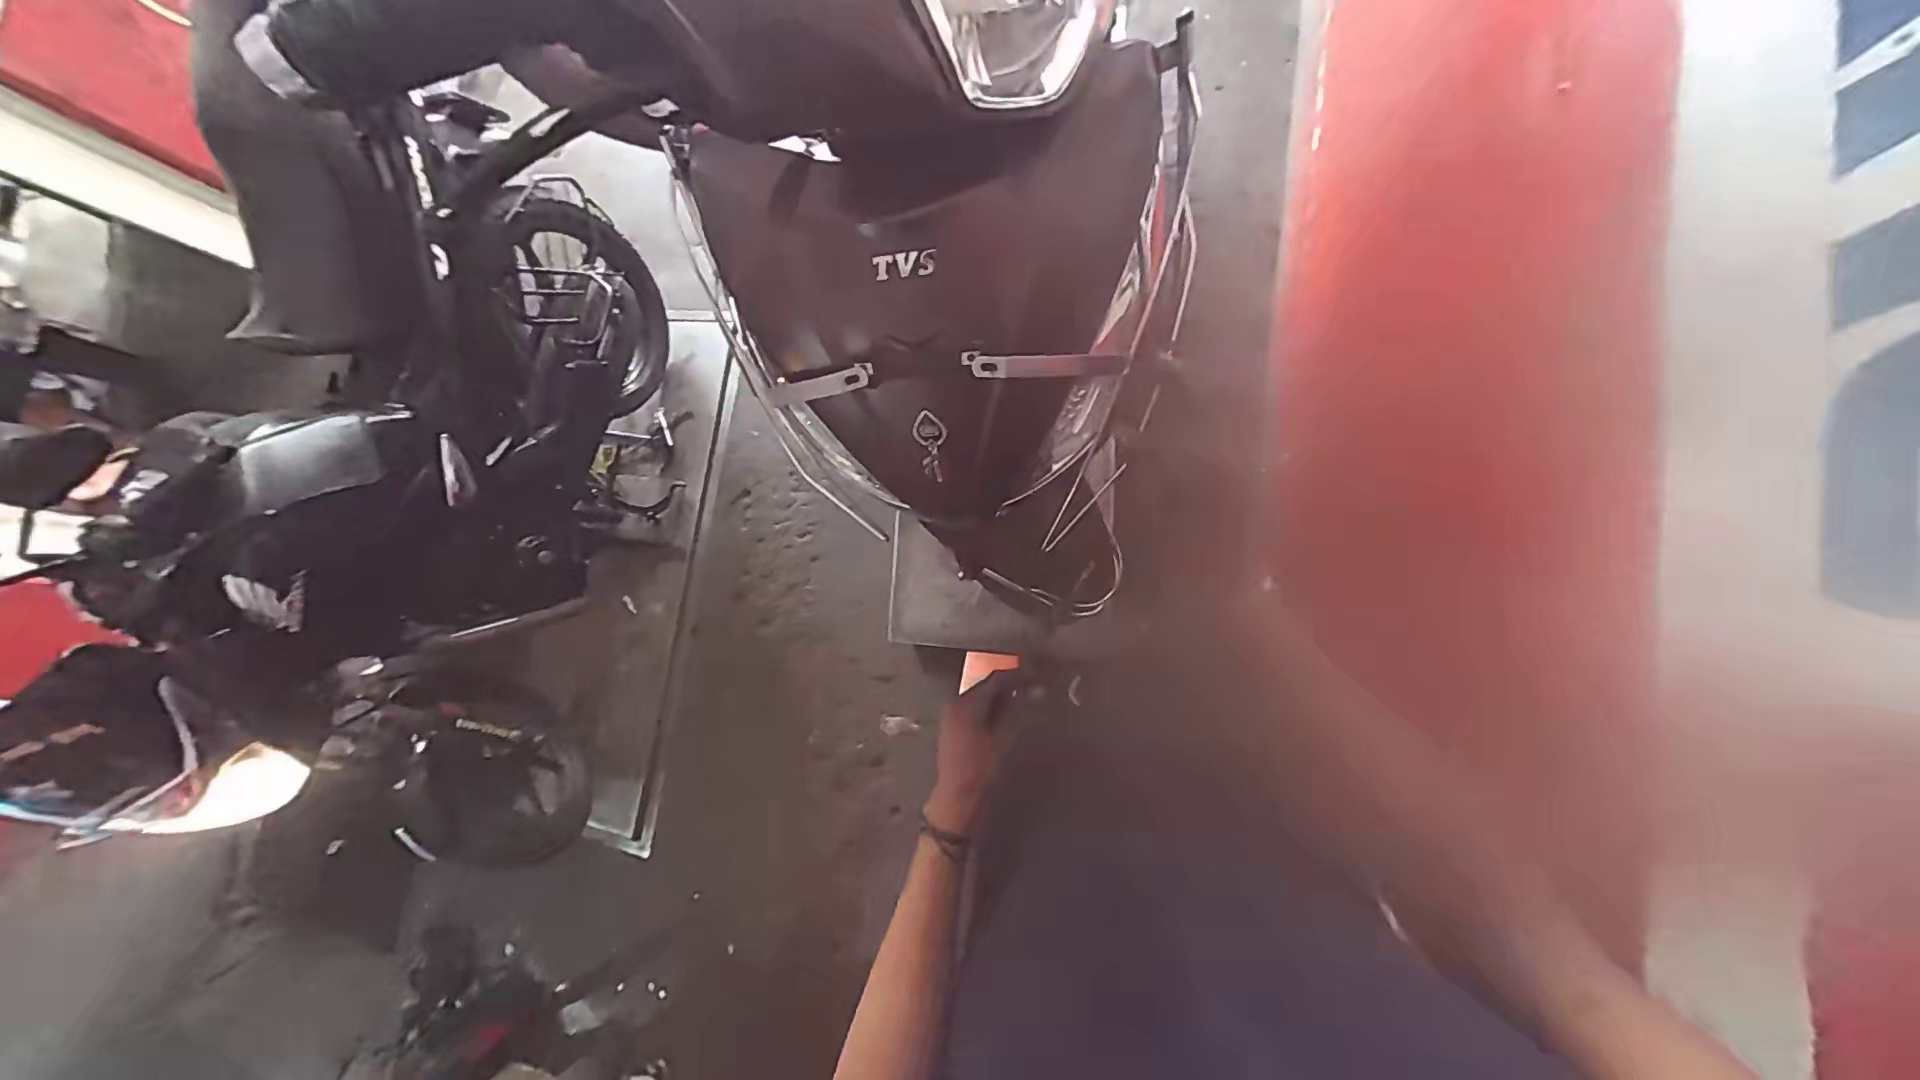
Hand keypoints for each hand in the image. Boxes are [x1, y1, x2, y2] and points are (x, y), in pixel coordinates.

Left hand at [922, 669, 1021, 835]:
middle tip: (1031, 687)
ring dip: (999, 693)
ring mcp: (951, 711)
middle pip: (987, 683)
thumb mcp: (1005, 737)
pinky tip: (1002, 711)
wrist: (958, 793)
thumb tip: (1035, 689)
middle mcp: (956, 701)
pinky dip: (989, 703)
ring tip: (1021, 698)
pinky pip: (973, 703)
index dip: (1017, 675)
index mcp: (968, 703)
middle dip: (1009, 683)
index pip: (996, 678)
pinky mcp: (951, 720)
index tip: (1034, 677)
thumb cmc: (982, 768)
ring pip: (980, 693)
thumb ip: (1018, 708)